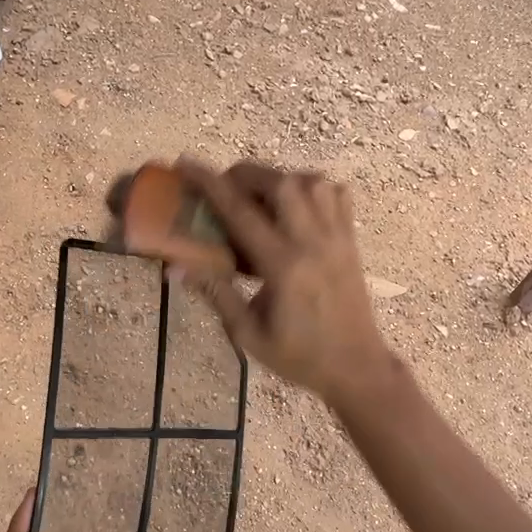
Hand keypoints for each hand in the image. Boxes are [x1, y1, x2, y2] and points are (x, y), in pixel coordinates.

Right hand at [170, 159, 395, 406]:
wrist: (357, 368)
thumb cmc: (299, 355)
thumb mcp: (247, 333)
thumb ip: (214, 293)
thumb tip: (174, 267)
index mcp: (283, 266)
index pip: (240, 212)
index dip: (210, 183)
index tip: (186, 164)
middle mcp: (312, 242)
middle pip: (280, 183)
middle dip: (245, 175)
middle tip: (224, 189)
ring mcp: (337, 236)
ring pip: (311, 181)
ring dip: (278, 178)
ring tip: (258, 197)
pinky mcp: (351, 239)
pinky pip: (335, 194)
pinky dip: (311, 187)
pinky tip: (295, 204)